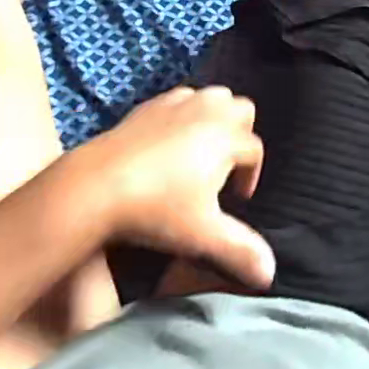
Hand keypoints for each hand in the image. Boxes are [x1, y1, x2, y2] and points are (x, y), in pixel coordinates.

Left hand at [70, 86, 274, 289]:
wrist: (98, 183)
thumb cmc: (155, 209)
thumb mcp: (201, 235)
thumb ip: (239, 251)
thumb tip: (270, 272)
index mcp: (227, 138)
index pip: (254, 150)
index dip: (251, 176)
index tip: (237, 199)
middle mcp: (209, 112)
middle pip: (242, 110)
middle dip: (241, 134)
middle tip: (226, 166)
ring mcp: (180, 103)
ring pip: (214, 95)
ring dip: (218, 115)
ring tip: (204, 148)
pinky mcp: (154, 103)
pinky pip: (183, 97)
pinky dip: (187, 111)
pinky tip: (173, 138)